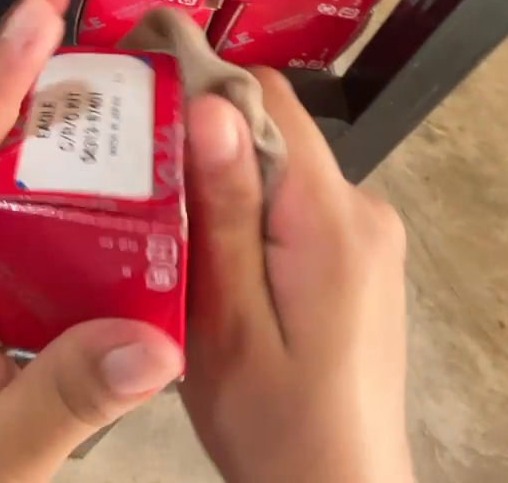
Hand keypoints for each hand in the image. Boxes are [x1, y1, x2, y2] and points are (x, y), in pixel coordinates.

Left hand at [0, 0, 184, 482]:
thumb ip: (64, 403)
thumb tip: (154, 340)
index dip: (0, 77)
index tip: (38, 10)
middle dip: (23, 62)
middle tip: (68, 0)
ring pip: (9, 165)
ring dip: (47, 105)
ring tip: (103, 59)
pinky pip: (33, 208)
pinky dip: (67, 170)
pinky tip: (113, 167)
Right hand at [180, 70, 412, 482]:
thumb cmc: (271, 422)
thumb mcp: (228, 318)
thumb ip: (226, 209)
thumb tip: (213, 105)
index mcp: (334, 218)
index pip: (268, 98)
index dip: (202, 85)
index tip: (142, 103)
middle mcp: (363, 208)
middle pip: (272, 130)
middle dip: (205, 141)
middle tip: (140, 175)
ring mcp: (367, 232)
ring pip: (278, 164)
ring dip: (224, 177)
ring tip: (169, 219)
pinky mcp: (358, 253)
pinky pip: (292, 199)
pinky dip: (248, 207)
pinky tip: (213, 252)